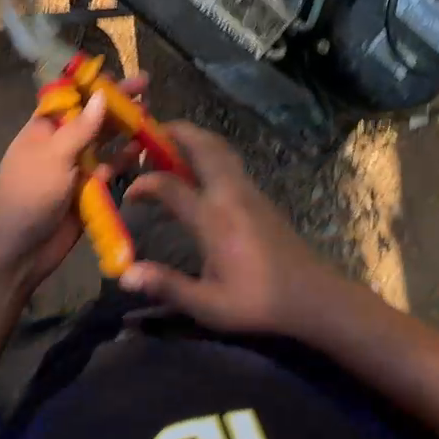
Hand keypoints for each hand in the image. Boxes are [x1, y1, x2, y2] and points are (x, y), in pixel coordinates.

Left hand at [0, 76, 145, 287]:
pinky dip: (123, 160)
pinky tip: (141, 150)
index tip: (120, 75)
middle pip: (92, 117)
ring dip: (124, 130)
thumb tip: (101, 95)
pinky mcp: (87, 191)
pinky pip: (108, 170)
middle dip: (117, 104)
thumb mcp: (53, 155)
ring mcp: (74, 168)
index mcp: (43, 129)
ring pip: (103, 143)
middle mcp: (60, 144)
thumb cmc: (28, 194)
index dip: (95, 85)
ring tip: (150, 117)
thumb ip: (81, 128)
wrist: (18, 250)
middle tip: (146, 88)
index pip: (71, 97)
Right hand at [118, 122, 343, 337]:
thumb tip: (125, 275)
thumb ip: (167, 286)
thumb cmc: (258, 302)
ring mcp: (248, 190)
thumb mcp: (209, 305)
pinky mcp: (260, 196)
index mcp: (213, 217)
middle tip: (148, 135)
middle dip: (173, 133)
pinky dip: (209, 150)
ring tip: (170, 142)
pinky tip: (199, 167)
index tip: (129, 194)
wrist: (314, 297)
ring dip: (194, 138)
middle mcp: (230, 194)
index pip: (169, 185)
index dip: (144, 184)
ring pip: (220, 147)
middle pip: (201, 146)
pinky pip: (230, 159)